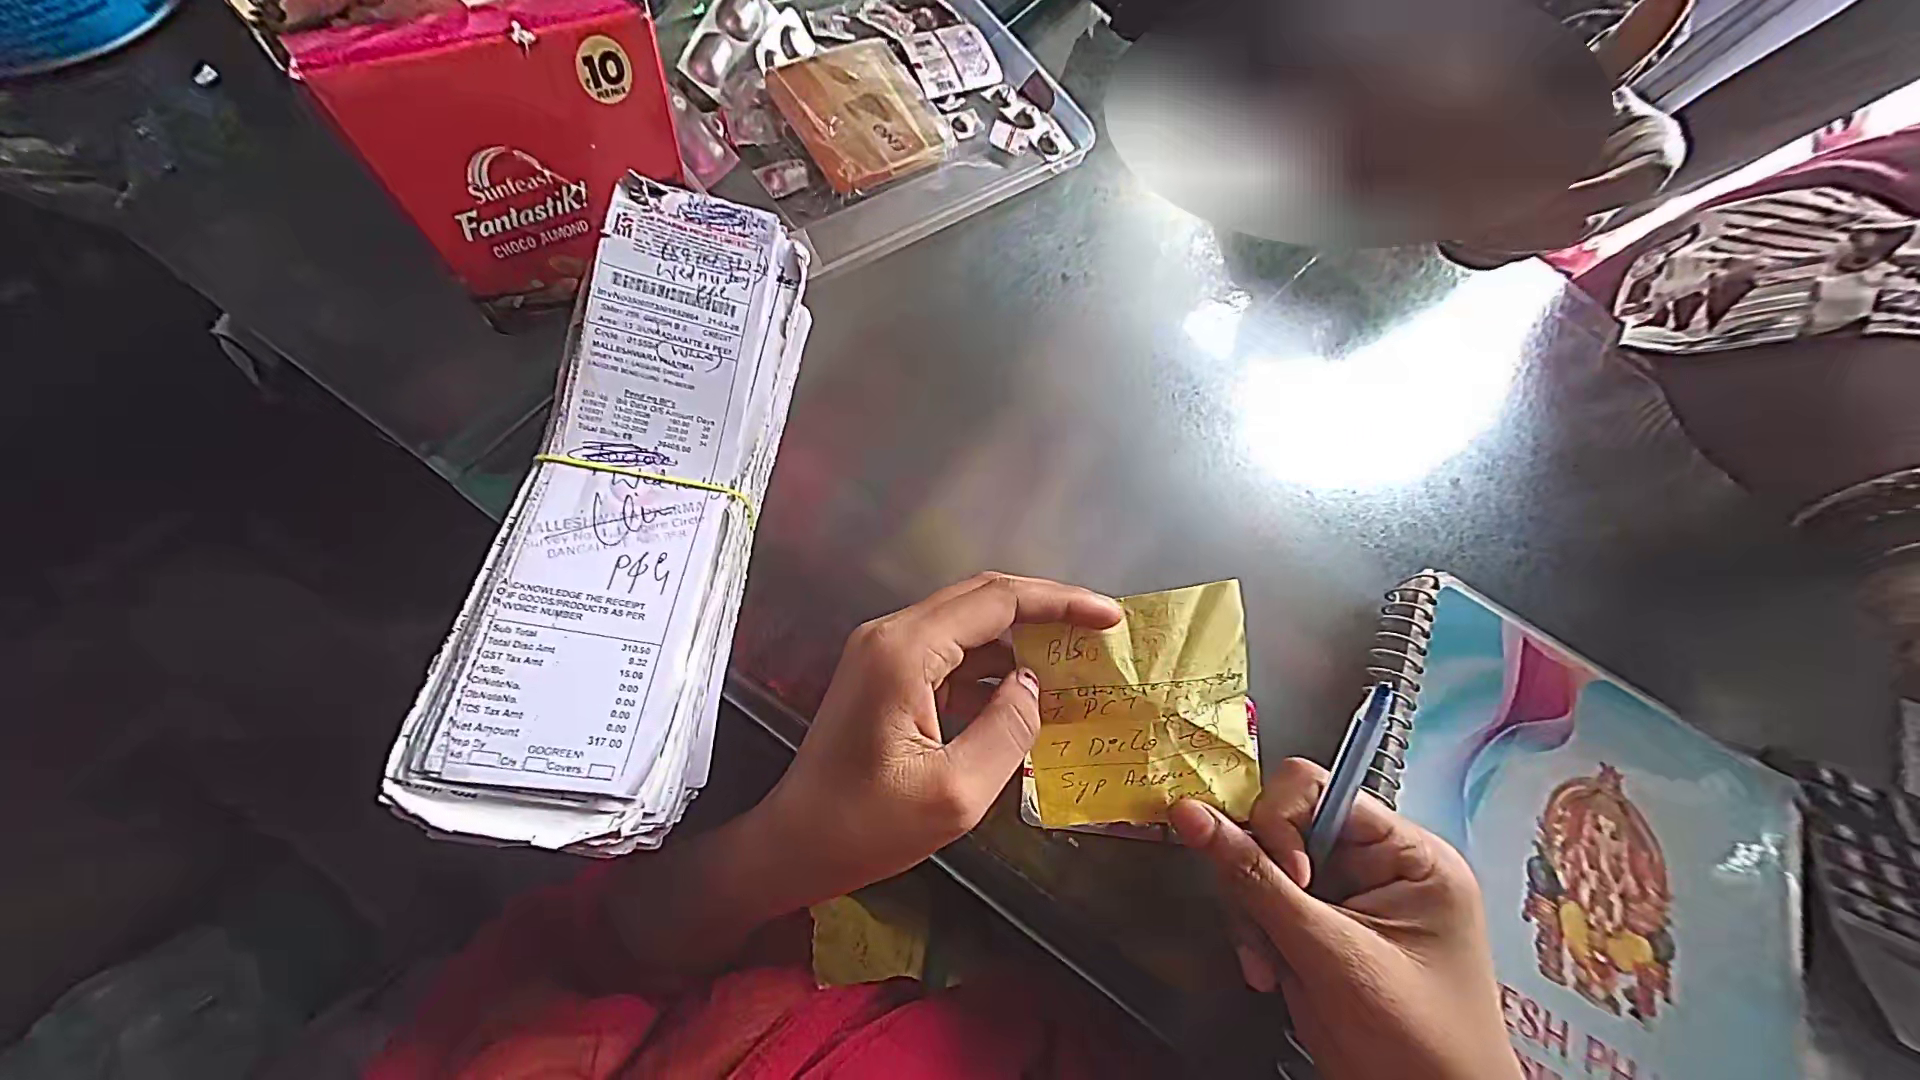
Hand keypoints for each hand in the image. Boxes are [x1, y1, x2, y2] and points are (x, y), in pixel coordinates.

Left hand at [757, 572, 1122, 905]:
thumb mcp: (955, 792)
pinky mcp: (886, 670)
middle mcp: (892, 633)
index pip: (997, 600)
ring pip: (968, 622)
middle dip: (1046, 609)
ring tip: (1071, 662)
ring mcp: (885, 649)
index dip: (1060, 602)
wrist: (793, 843)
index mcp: (906, 651)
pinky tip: (1022, 692)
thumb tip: (1034, 683)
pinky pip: (950, 652)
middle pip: (983, 598)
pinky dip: (991, 666)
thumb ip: (1008, 729)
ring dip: (1020, 638)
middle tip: (1097, 631)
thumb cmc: (864, 827)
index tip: (1108, 617)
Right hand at [1170, 759, 1519, 1079]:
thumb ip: (1255, 880)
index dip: (1281, 821)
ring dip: (1251, 913)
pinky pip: (1258, 894)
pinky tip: (1269, 968)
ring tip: (1269, 963)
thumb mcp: (1331, 955)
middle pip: (1277, 824)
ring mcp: (1342, 887)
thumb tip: (1190, 814)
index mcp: (1405, 851)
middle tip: (1266, 927)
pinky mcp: (1315, 915)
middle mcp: (1372, 858)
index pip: (1315, 788)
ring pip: (1257, 860)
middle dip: (1259, 879)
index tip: (1287, 878)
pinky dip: (1252, 929)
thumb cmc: (1417, 1046)